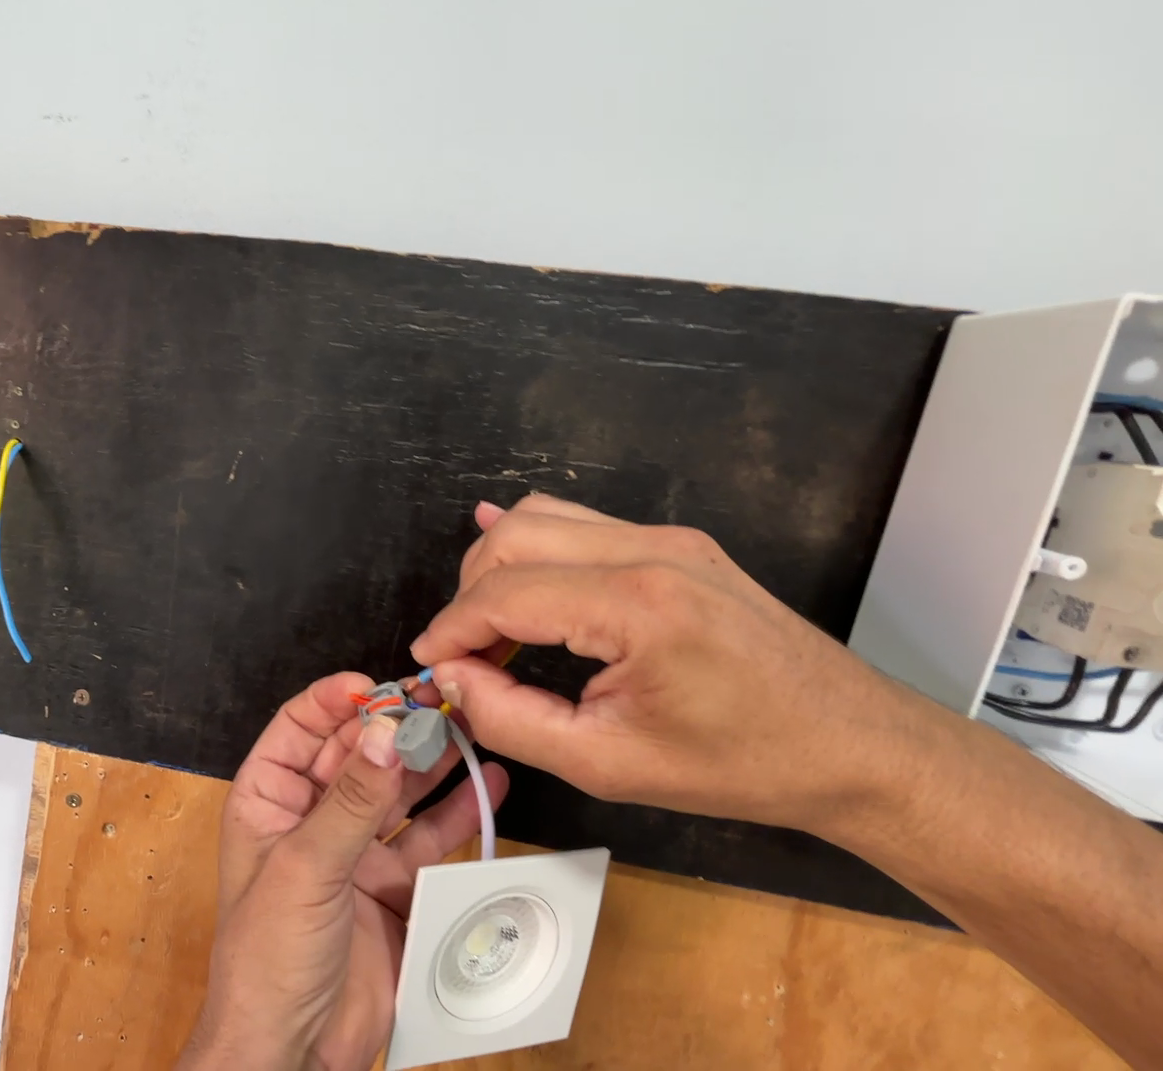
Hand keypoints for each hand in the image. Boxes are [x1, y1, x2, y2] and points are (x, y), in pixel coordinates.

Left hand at [179, 673, 509, 1070]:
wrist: (294, 1053)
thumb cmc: (271, 953)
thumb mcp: (306, 867)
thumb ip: (351, 800)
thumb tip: (386, 731)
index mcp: (267, 800)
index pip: (299, 730)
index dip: (333, 702)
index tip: (377, 687)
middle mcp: (309, 818)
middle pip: (356, 756)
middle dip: (395, 728)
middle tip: (442, 702)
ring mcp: (353, 852)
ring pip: (397, 794)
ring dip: (432, 764)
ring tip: (473, 731)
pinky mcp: (392, 888)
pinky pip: (427, 841)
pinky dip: (456, 814)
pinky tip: (490, 785)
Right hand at [410, 494, 939, 835]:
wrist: (854, 745)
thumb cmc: (737, 765)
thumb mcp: (607, 764)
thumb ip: (510, 718)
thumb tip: (451, 676)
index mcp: (635, 605)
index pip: (504, 594)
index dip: (451, 629)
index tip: (428, 665)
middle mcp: (647, 550)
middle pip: (511, 541)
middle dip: (466, 595)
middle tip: (460, 654)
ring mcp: (665, 537)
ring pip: (539, 519)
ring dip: (496, 567)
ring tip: (490, 627)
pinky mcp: (675, 541)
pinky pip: (578, 522)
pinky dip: (531, 543)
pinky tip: (512, 568)